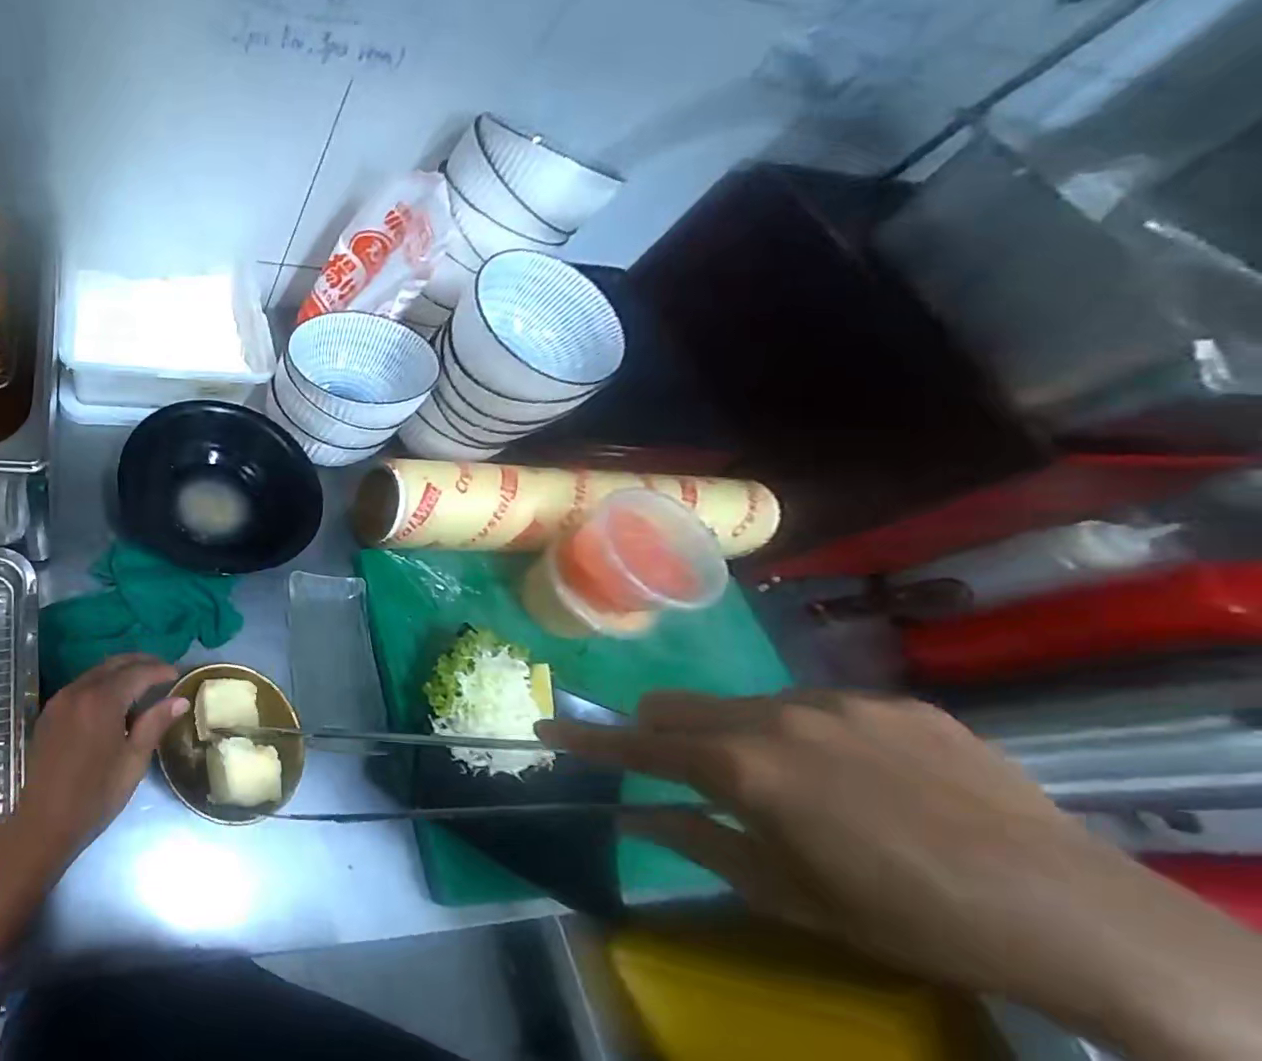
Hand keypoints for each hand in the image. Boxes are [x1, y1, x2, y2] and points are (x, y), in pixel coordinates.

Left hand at [7, 654, 184, 865]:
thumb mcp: (134, 760)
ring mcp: (59, 701)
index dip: (160, 670)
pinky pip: (81, 686)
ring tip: (142, 685)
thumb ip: (155, 723)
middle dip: (141, 663)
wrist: (44, 824)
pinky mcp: (49, 714)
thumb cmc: (96, 795)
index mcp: (101, 701)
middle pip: (114, 664)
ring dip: (121, 672)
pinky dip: (102, 684)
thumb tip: (180, 700)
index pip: (137, 672)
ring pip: (96, 673)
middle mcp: (77, 692)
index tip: (178, 674)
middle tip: (163, 672)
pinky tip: (114, 702)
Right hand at [537, 690, 1261, 1060]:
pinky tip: (865, 779)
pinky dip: (809, 735)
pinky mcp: (894, 700)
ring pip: (748, 702)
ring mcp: (840, 700)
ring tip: (793, 787)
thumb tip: (634, 816)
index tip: (548, 728)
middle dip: (660, 731)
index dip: (588, 739)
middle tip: (677, 771)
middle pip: (683, 705)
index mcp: (745, 767)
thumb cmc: (902, 914)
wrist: (1068, 910)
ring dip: (739, 735)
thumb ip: (698, 841)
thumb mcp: (786, 893)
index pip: (641, 743)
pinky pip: (821, 706)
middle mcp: (778, 715)